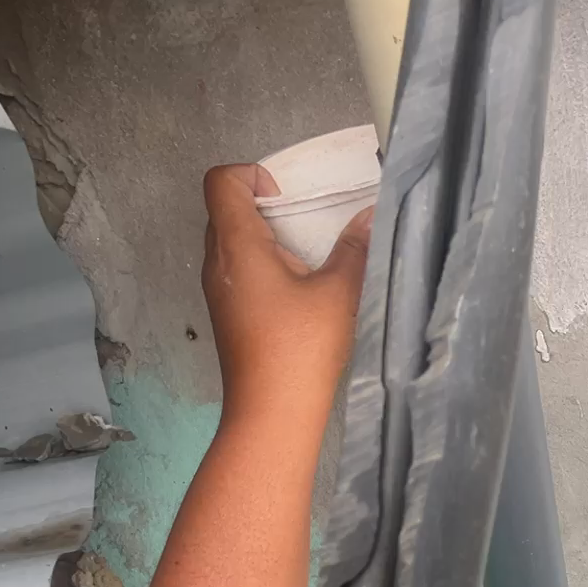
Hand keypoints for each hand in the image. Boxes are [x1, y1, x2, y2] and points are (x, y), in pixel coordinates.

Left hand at [201, 163, 372, 427]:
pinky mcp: (226, 315)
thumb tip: (370, 217)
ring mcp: (217, 292)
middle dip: (263, 204)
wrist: (272, 411)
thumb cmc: (301, 348)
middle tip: (303, 222)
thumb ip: (355, 248)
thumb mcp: (338, 292)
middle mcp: (217, 264)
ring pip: (230, 243)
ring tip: (305, 257)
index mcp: (237, 247)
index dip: (251, 174)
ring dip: (264, 238)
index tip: (287, 198)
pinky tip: (297, 291)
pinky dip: (261, 265)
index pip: (221, 182)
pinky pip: (236, 271)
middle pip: (225, 210)